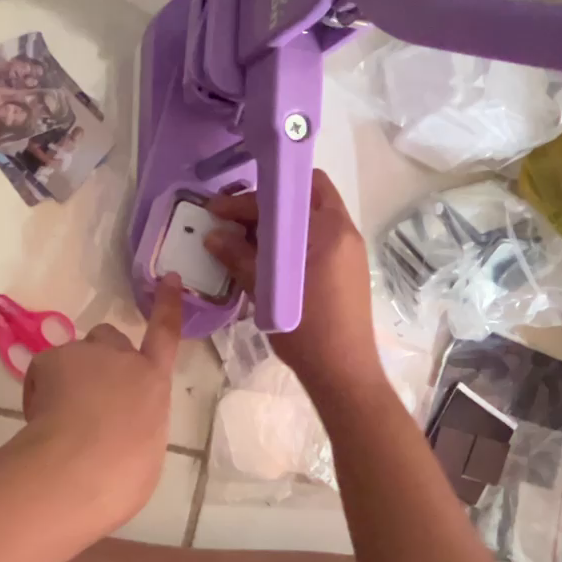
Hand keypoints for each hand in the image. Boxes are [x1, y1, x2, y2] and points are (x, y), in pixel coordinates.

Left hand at [19, 277, 183, 527]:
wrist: (83, 469)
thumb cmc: (124, 474)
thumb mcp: (145, 451)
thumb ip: (136, 429)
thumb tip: (117, 434)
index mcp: (154, 384)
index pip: (166, 335)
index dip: (167, 305)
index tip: (168, 278)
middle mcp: (123, 360)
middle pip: (111, 338)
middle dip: (101, 356)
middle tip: (89, 393)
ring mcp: (86, 355)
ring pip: (75, 354)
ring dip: (70, 372)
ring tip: (60, 414)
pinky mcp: (51, 360)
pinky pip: (44, 371)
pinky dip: (39, 390)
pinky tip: (40, 418)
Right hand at [204, 170, 381, 393]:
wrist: (343, 372)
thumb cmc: (306, 331)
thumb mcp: (267, 292)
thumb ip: (240, 259)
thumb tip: (213, 237)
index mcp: (328, 230)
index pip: (290, 188)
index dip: (251, 195)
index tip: (219, 210)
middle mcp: (344, 233)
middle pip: (304, 197)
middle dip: (264, 204)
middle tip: (230, 221)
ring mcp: (348, 252)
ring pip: (308, 220)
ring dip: (276, 225)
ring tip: (241, 242)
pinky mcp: (345, 270)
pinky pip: (315, 241)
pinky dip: (289, 242)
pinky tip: (264, 262)